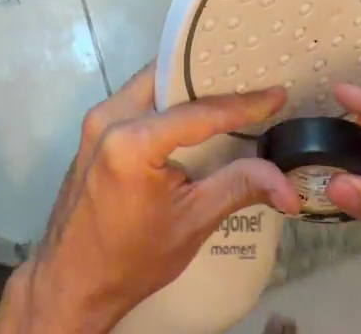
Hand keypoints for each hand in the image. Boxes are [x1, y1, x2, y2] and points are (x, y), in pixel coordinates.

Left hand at [0, 68, 301, 333]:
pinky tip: (194, 111)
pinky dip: (168, 100)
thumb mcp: (192, 222)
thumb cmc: (131, 259)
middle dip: (209, 75)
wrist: (71, 285)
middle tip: (249, 76)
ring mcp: (97, 120)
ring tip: (229, 89)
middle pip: (168, 77)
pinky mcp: (94, 129)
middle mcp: (109, 117)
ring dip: (187, 85)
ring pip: (151, 83)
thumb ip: (239, 187)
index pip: (199, 112)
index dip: (242, 104)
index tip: (277, 94)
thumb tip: (289, 187)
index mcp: (132, 141)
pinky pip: (138, 98)